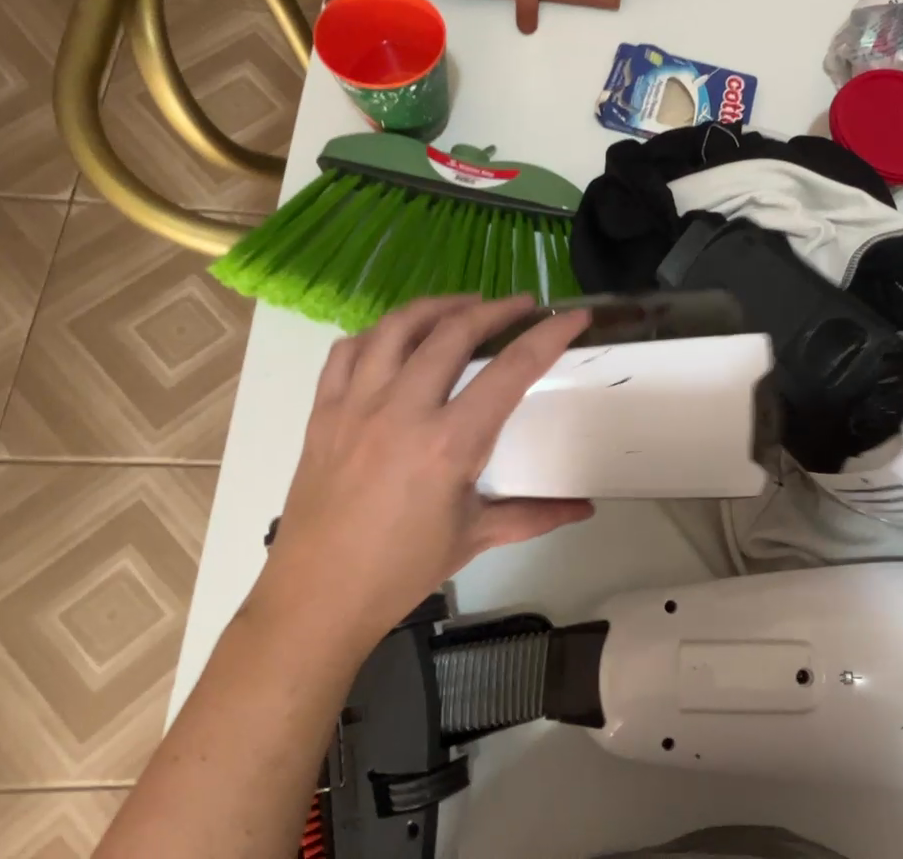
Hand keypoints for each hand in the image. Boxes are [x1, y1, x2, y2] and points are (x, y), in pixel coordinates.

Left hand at [261, 295, 595, 649]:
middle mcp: (402, 410)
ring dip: (436, 307)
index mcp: (449, 443)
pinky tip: (396, 338)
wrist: (317, 598)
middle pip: (453, 332)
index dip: (548, 335)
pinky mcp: (323, 412)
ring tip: (463, 305)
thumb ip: (534, 515)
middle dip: (495, 309)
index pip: (511, 370)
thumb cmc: (401, 570)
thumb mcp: (474, 538)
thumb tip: (585, 509)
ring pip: (396, 329)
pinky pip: (347, 352)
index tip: (572, 316)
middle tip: (520, 305)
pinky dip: (377, 333)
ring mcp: (356, 406)